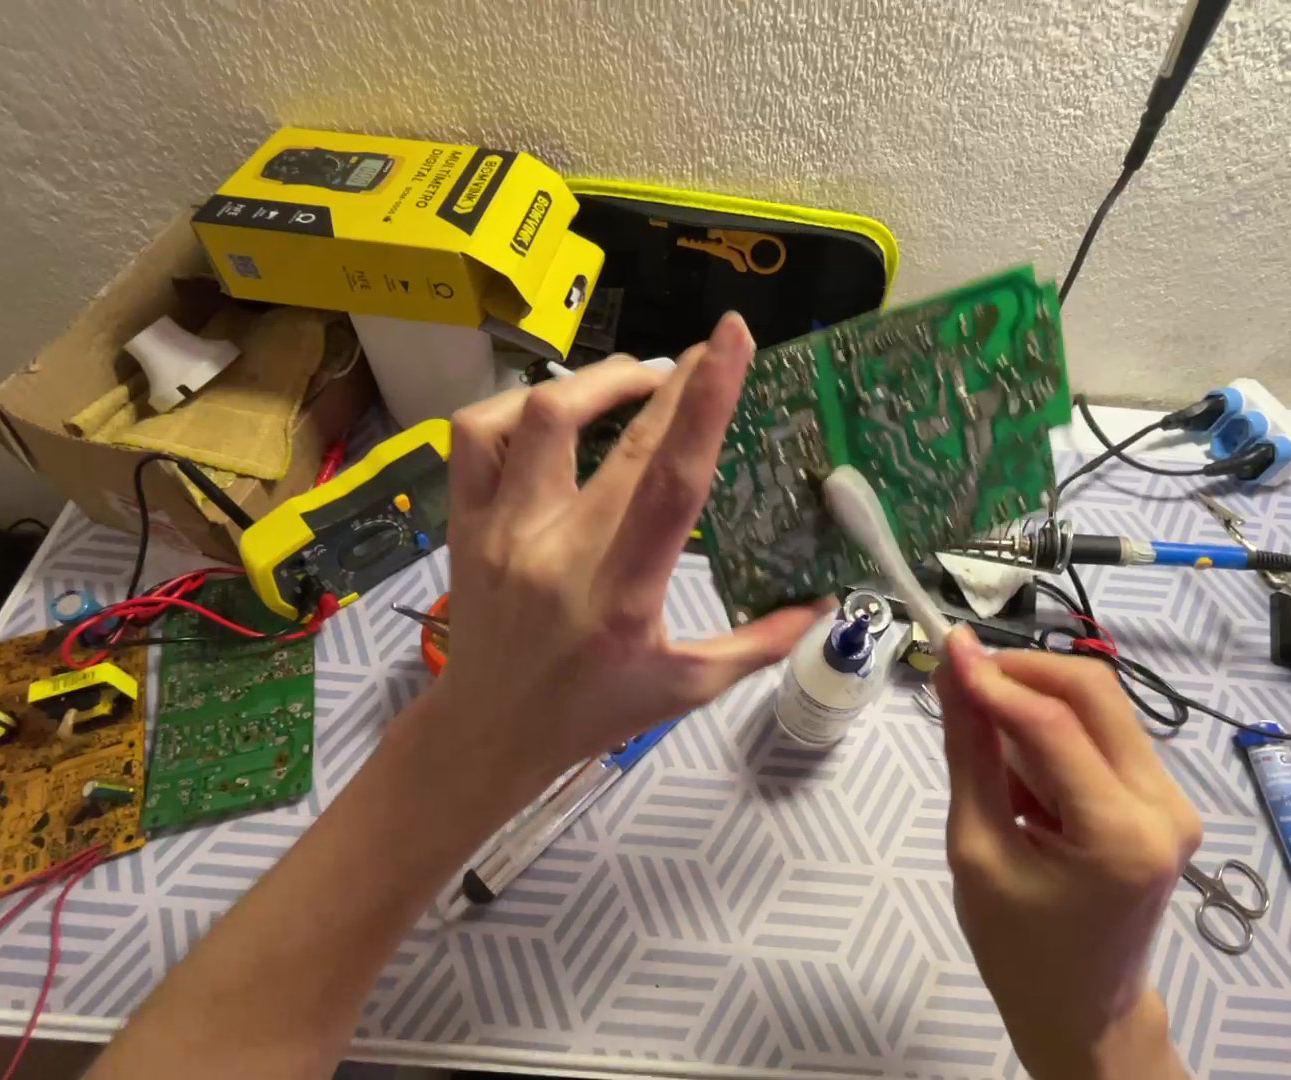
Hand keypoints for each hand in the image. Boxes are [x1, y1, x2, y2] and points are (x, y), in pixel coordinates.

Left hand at [430, 313, 826, 789]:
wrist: (488, 730)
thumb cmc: (593, 712)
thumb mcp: (687, 689)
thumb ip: (759, 645)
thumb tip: (825, 603)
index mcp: (623, 597)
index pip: (671, 486)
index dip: (705, 406)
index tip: (731, 341)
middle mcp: (559, 553)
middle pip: (622, 442)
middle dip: (674, 382)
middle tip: (710, 350)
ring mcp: (502, 532)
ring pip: (541, 417)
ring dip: (599, 382)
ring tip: (641, 378)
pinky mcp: (465, 522)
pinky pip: (476, 435)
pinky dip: (518, 403)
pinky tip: (558, 408)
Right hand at [936, 628, 1199, 1079]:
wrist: (1082, 1013)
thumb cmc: (1017, 945)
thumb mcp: (975, 846)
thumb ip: (968, 752)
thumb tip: (953, 672)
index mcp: (1120, 835)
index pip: (1052, 724)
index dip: (993, 678)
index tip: (944, 647)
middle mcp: (1164, 807)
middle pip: (1092, 693)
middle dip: (1020, 672)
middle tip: (960, 678)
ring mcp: (1172, 802)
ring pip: (1096, 708)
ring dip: (1031, 706)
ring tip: (988, 759)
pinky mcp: (1161, 800)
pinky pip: (1099, 735)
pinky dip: (1049, 734)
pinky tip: (1021, 781)